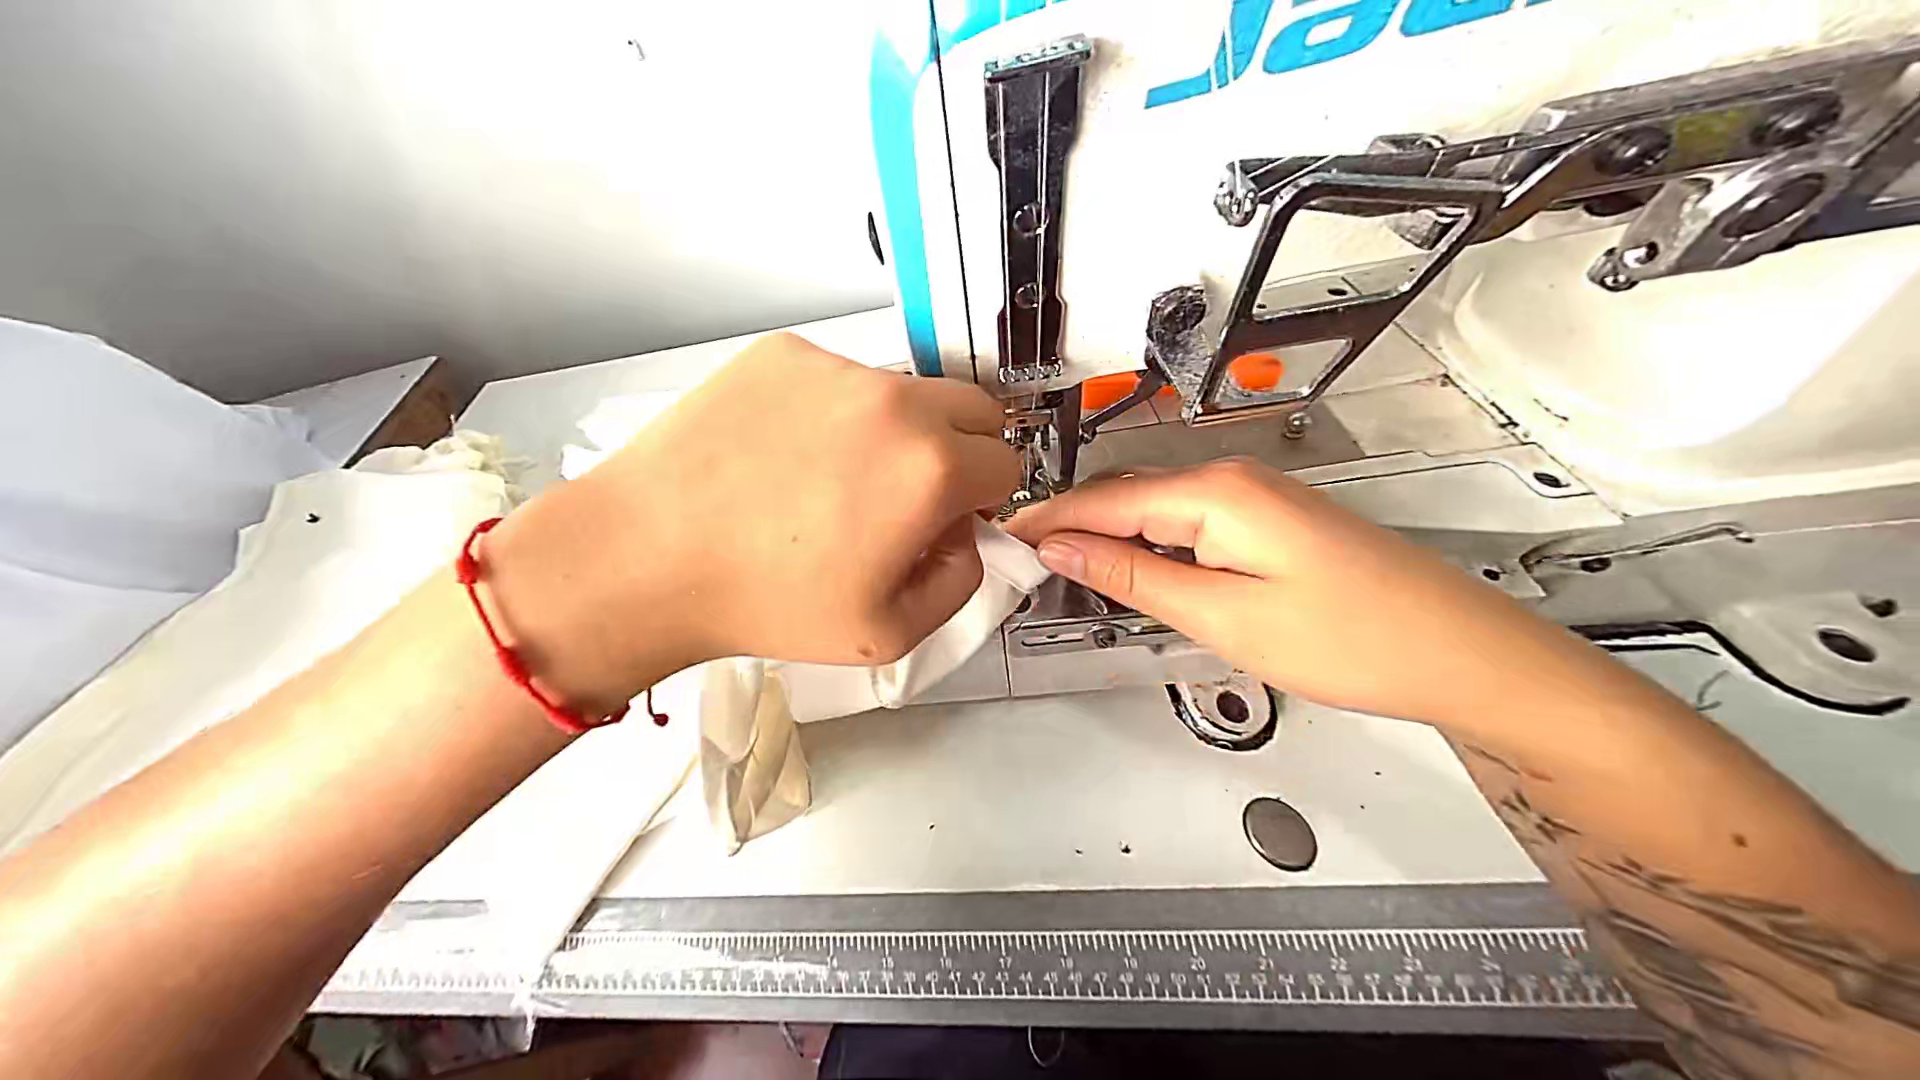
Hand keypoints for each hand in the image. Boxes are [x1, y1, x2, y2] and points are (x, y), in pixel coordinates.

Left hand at [484, 333, 1020, 712]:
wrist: (644, 558)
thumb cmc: (766, 603)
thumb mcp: (890, 631)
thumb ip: (961, 582)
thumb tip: (964, 534)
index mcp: (931, 468)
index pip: (1005, 464)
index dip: (982, 501)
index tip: (947, 521)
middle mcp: (894, 401)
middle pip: (973, 409)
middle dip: (961, 452)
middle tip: (909, 495)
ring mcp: (835, 369)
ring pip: (906, 392)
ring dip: (897, 431)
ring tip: (833, 479)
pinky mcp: (784, 354)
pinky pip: (842, 378)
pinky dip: (836, 412)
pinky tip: (789, 455)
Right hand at [1007, 459, 1613, 729]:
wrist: (1461, 653)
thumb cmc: (1356, 638)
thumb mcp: (1222, 616)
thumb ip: (1133, 577)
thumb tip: (1066, 549)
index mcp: (1217, 494)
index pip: (1104, 500)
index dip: (1049, 520)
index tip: (1007, 538)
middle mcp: (1234, 480)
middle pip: (1127, 495)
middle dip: (1071, 523)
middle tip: (1025, 556)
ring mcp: (1255, 497)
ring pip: (1155, 506)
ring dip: (1108, 533)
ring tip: (1065, 564)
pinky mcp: (1268, 520)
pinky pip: (1187, 519)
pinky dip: (1148, 540)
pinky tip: (1132, 564)